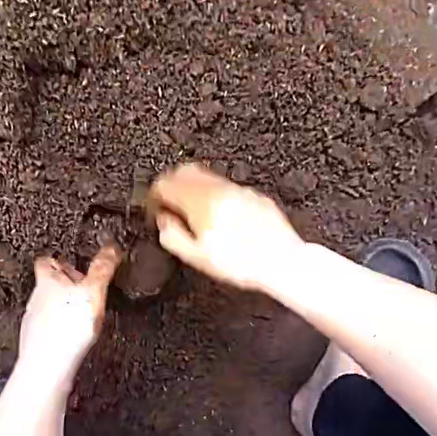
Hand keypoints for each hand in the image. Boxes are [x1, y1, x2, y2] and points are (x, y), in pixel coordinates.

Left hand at [16, 242, 121, 381]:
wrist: (48, 365)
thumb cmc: (66, 328)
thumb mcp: (93, 291)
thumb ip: (102, 269)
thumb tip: (112, 249)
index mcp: (47, 281)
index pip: (47, 261)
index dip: (58, 259)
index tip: (69, 259)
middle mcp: (36, 298)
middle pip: (48, 283)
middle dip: (63, 284)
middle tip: (82, 287)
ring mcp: (34, 320)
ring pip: (47, 306)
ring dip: (62, 307)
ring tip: (80, 312)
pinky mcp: (37, 341)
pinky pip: (49, 328)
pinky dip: (60, 327)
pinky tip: (72, 335)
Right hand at [147, 163, 306, 291]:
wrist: (281, 262)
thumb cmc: (242, 264)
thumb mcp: (197, 258)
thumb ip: (172, 236)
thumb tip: (163, 222)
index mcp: (202, 202)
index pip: (165, 183)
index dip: (154, 195)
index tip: (154, 207)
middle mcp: (220, 190)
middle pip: (185, 171)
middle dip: (172, 185)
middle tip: (169, 204)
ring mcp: (240, 190)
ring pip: (208, 177)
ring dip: (194, 189)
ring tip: (193, 213)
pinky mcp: (255, 197)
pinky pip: (228, 188)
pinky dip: (216, 196)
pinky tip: (220, 218)